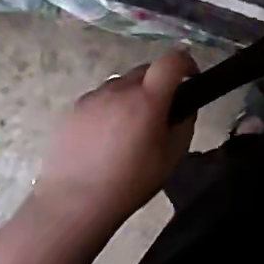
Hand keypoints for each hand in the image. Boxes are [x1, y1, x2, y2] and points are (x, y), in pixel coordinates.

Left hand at [30, 51, 196, 221]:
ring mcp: (92, 97)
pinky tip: (106, 139)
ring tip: (130, 130)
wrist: (74, 203)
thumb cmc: (131, 181)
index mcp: (148, 99)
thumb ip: (184, 122)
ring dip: (133, 96)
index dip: (186, 63)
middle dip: (159, 83)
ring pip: (122, 84)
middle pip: (146, 70)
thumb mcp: (173, 155)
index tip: (191, 78)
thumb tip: (183, 107)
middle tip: (161, 114)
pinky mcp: (73, 110)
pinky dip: (111, 109)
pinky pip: (101, 99)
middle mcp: (119, 89)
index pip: (172, 60)